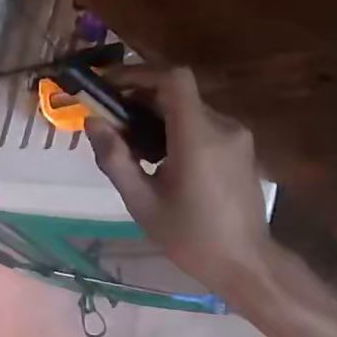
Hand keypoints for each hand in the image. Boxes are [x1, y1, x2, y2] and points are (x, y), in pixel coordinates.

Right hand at [85, 66, 272, 296]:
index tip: (109, 86)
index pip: (173, 79)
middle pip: (178, 93)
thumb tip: (92, 122)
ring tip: (133, 146)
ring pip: (190, 109)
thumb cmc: (189, 237)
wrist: (244, 262)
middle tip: (112, 122)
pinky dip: (177, 129)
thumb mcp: (142, 202)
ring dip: (158, 116)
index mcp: (198, 138)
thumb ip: (115, 159)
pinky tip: (161, 159)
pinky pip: (204, 125)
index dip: (139, 73)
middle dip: (141, 99)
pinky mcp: (241, 148)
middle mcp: (222, 127)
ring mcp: (237, 136)